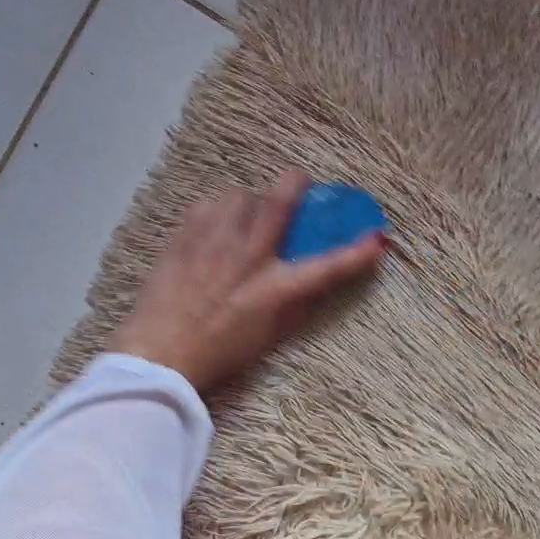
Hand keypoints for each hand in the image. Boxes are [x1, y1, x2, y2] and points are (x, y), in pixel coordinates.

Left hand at [106, 171, 384, 391]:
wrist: (161, 354)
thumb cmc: (220, 353)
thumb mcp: (269, 336)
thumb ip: (295, 305)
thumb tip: (313, 280)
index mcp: (272, 290)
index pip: (326, 268)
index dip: (357, 253)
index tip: (378, 239)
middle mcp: (246, 259)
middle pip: (280, 201)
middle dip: (297, 184)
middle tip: (300, 184)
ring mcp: (212, 244)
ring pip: (240, 196)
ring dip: (250, 203)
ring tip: (245, 218)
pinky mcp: (183, 239)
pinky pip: (206, 206)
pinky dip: (217, 212)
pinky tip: (215, 229)